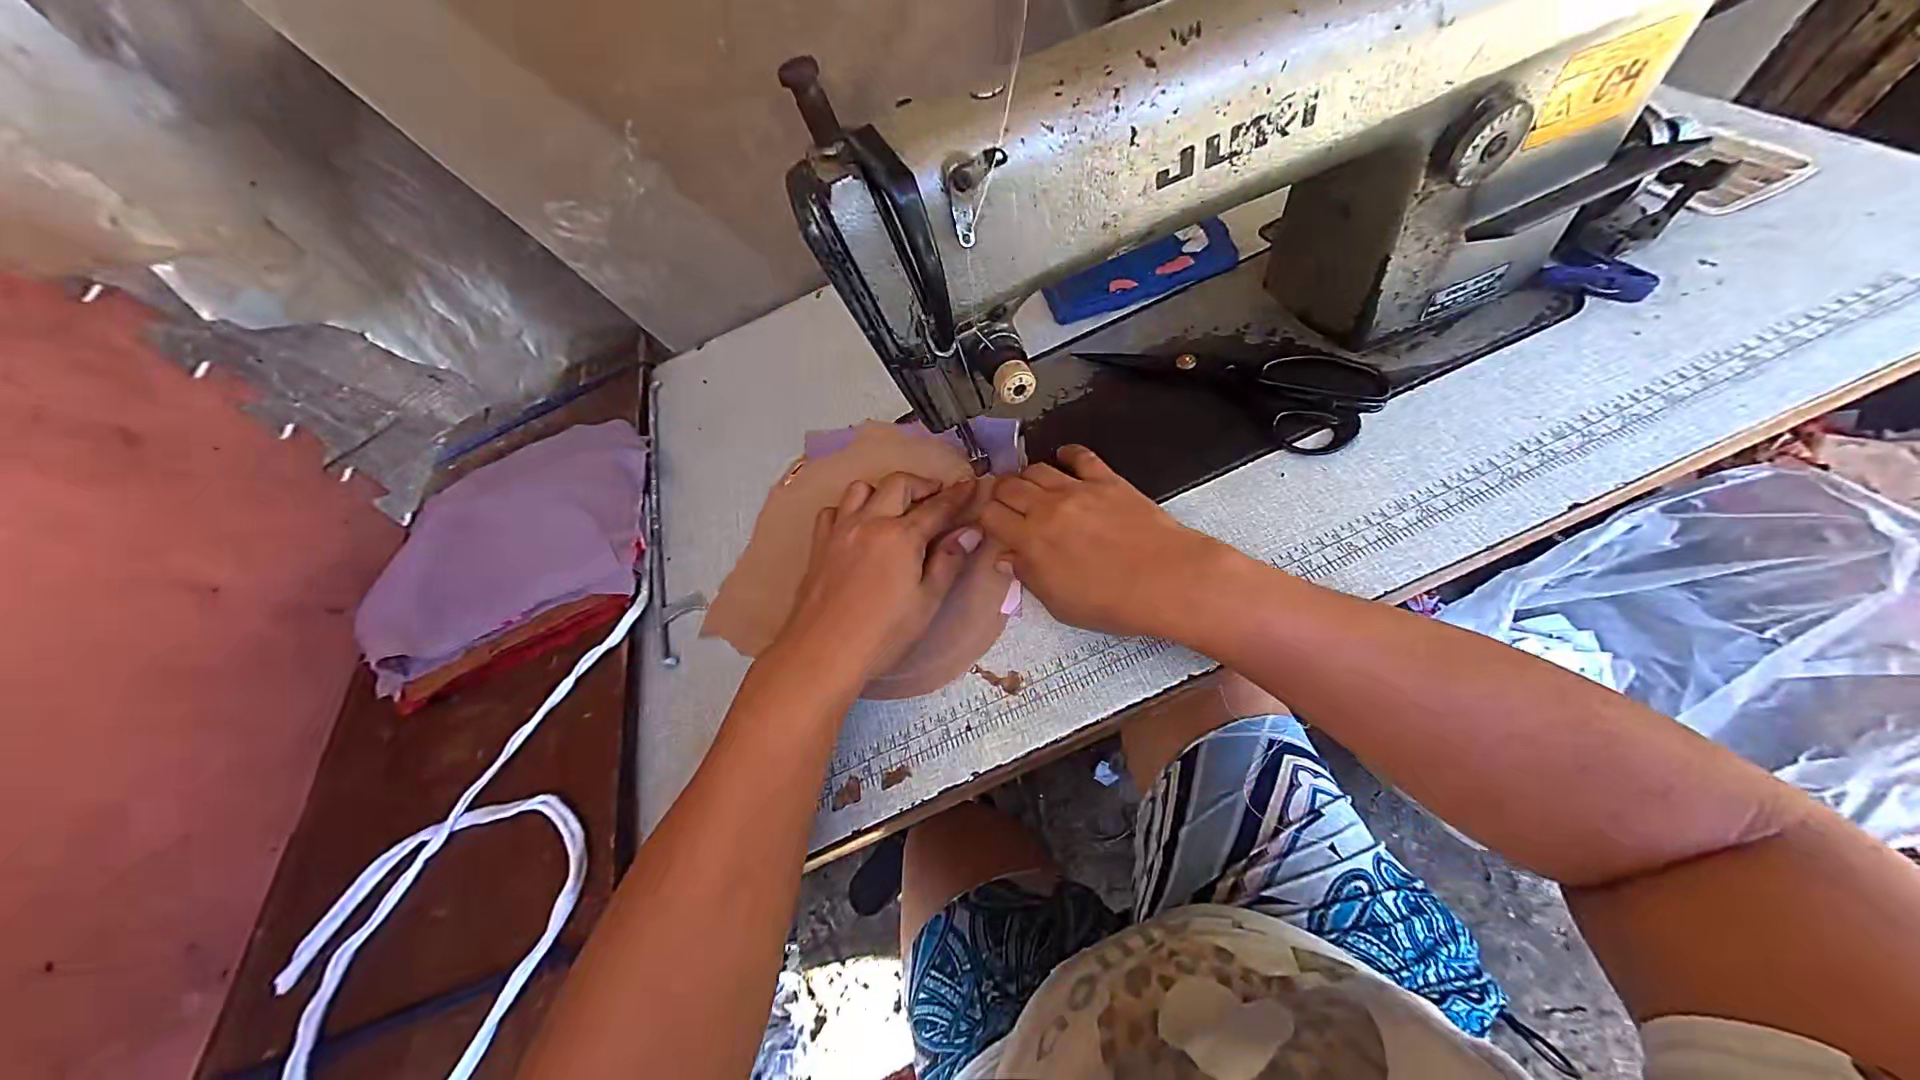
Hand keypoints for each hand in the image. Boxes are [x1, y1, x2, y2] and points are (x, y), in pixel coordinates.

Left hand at [773, 472, 978, 678]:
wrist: (823, 651)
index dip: (957, 496)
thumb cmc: (883, 634)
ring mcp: (840, 530)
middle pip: (898, 484)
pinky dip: (850, 508)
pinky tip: (858, 526)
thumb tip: (968, 532)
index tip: (970, 486)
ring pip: (861, 488)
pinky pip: (834, 509)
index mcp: (901, 536)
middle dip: (921, 484)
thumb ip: (949, 561)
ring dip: (884, 490)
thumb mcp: (927, 602)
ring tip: (896, 507)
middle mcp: (869, 522)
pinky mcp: (819, 543)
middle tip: (936, 496)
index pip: (937, 507)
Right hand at [979, 446, 1243, 639]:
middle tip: (1002, 503)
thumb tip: (1007, 559)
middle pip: (1007, 486)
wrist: (1168, 580)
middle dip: (998, 493)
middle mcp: (1047, 508)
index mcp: (1031, 541)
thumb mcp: (1060, 604)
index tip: (987, 524)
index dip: (983, 518)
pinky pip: (1079, 456)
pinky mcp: (1107, 480)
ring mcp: (1078, 489)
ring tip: (1028, 486)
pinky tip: (1063, 457)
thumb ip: (1029, 577)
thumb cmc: (1113, 603)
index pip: (990, 516)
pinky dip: (1066, 454)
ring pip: (1036, 468)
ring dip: (1025, 476)